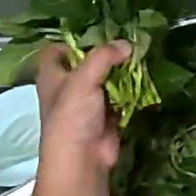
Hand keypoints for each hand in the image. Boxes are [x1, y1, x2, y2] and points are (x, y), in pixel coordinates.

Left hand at [34, 41, 129, 173]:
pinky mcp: (105, 117)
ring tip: (139, 58)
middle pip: (84, 65)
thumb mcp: (84, 79)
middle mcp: (67, 88)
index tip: (93, 37)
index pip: (53, 52)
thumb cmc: (72, 115)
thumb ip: (104, 57)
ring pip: (104, 81)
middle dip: (104, 56)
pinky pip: (119, 99)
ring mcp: (87, 104)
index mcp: (52, 76)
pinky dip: (129, 92)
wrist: (82, 158)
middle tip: (125, 44)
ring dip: (120, 74)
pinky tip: (143, 81)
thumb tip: (128, 43)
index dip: (69, 43)